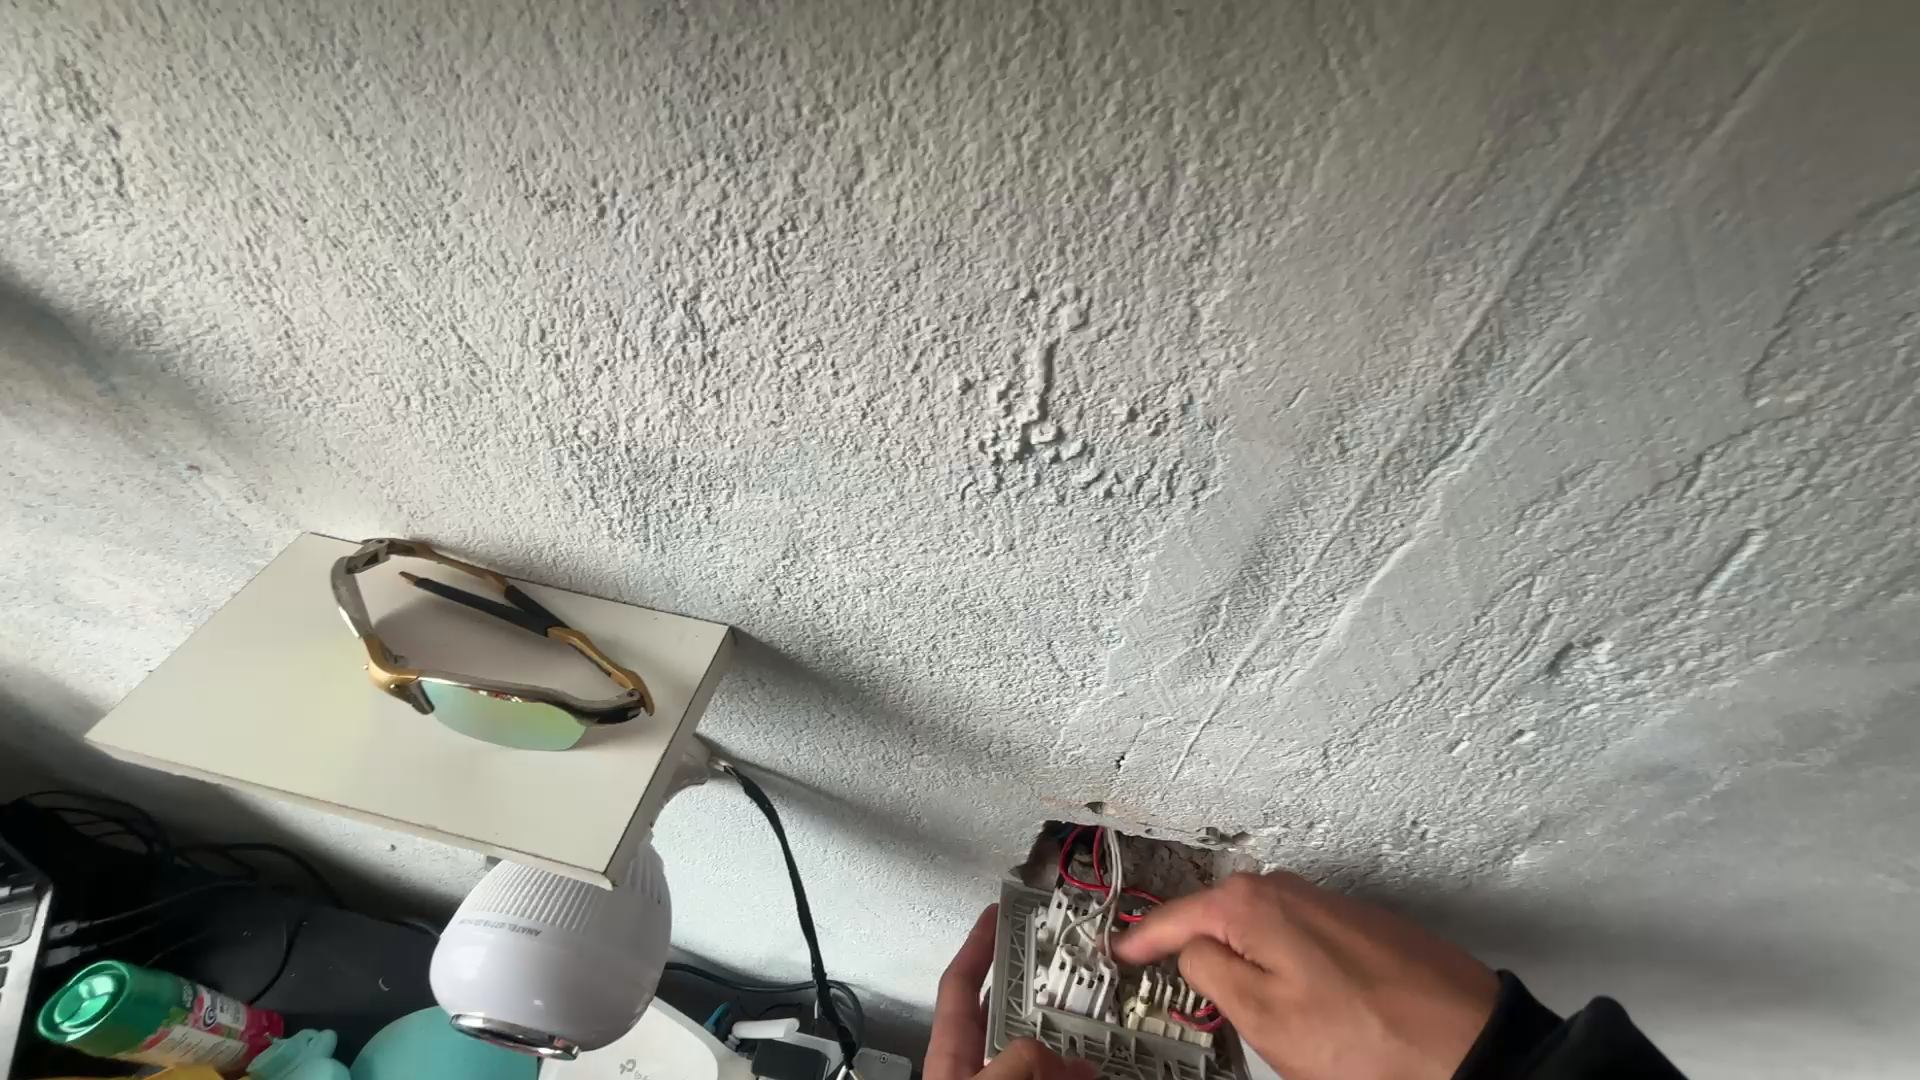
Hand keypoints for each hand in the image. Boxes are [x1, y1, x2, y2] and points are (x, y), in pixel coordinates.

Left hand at [926, 905, 1098, 1079]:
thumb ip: (1019, 1060)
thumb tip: (1070, 1061)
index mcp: (952, 1049)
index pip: (960, 980)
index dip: (978, 943)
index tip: (997, 912)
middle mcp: (976, 1064)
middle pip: (1007, 1012)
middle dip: (1037, 989)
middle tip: (1068, 966)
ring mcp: (1001, 1079)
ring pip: (1038, 1049)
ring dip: (1067, 1037)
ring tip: (1099, 1026)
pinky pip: (1054, 1075)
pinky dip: (1076, 1069)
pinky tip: (1102, 1068)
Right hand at [1115, 872, 1497, 1079]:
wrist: (1474, 1046)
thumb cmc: (1369, 1039)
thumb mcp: (1263, 1017)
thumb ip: (1207, 972)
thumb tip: (1191, 952)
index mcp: (1248, 904)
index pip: (1173, 919)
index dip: (1141, 940)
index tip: (1120, 952)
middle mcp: (1281, 887)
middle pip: (1216, 920)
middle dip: (1200, 955)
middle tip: (1186, 993)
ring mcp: (1321, 900)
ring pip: (1257, 930)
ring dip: (1248, 963)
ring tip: (1261, 1012)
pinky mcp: (1355, 920)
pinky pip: (1295, 935)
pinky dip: (1284, 963)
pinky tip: (1307, 1002)